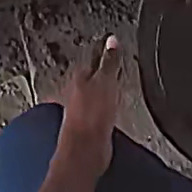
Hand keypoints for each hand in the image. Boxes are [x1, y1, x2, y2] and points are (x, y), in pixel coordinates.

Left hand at [55, 35, 121, 176]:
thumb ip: (109, 61)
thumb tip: (112, 40)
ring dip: (103, 87)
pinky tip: (111, 107)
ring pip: (94, 92)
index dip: (103, 51)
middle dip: (101, 69)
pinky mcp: (89, 125)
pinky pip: (99, 108)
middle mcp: (77, 92)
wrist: (86, 151)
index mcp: (80, 77)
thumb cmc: (91, 117)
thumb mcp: (106, 82)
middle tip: (112, 61)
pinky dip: (105, 104)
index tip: (111, 44)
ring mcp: (82, 110)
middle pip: (91, 75)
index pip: (93, 58)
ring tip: (114, 82)